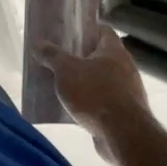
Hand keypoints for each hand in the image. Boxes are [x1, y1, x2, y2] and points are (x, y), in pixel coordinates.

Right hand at [36, 24, 152, 156]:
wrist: (124, 136)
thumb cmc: (95, 93)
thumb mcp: (65, 69)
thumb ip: (51, 55)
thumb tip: (38, 43)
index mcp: (114, 52)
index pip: (103, 31)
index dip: (86, 29)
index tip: (69, 32)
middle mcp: (126, 69)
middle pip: (101, 56)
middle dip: (80, 57)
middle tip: (59, 57)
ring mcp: (128, 93)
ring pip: (101, 80)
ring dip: (84, 81)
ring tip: (61, 82)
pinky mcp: (126, 114)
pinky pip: (103, 101)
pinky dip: (90, 102)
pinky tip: (72, 106)